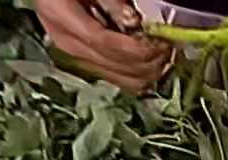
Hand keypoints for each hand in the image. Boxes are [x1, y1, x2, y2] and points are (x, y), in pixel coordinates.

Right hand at [35, 0, 172, 93]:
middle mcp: (69, 43)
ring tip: (163, 57)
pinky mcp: (91, 68)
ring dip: (151, 73)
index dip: (138, 49)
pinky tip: (153, 65)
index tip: (160, 44)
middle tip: (167, 49)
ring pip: (127, 82)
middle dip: (151, 62)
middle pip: (121, 67)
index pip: (107, 44)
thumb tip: (136, 21)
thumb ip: (112, 1)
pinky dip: (144, 78)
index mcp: (60, 15)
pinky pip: (125, 83)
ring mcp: (80, 59)